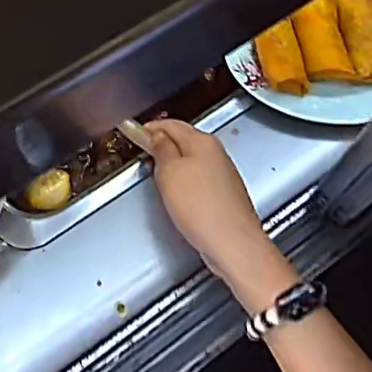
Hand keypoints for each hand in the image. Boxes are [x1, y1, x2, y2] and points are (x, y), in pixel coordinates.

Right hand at [146, 119, 295, 313]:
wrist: (235, 247)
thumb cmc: (203, 209)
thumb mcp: (168, 172)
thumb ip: (160, 148)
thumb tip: (154, 135)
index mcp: (202, 141)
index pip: (170, 124)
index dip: (149, 128)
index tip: (136, 133)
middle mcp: (216, 153)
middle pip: (182, 139)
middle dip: (162, 145)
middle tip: (143, 153)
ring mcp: (223, 174)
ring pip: (191, 160)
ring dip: (173, 165)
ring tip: (158, 177)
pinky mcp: (225, 195)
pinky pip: (199, 179)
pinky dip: (185, 182)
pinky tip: (178, 196)